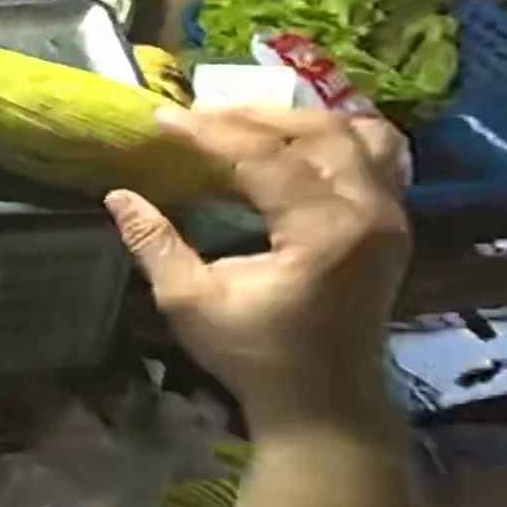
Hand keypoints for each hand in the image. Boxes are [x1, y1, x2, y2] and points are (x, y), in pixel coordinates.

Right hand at [104, 106, 409, 432]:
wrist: (321, 395)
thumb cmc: (250, 350)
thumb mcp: (187, 299)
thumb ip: (154, 243)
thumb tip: (118, 196)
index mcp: (323, 229)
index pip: (264, 158)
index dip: (208, 133)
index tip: (162, 117)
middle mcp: (370, 210)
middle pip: (322, 131)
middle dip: (255, 115)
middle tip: (199, 111)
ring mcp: (389, 215)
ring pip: (361, 135)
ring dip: (301, 119)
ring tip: (247, 119)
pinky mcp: (388, 224)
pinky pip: (374, 157)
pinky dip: (334, 137)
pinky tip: (296, 143)